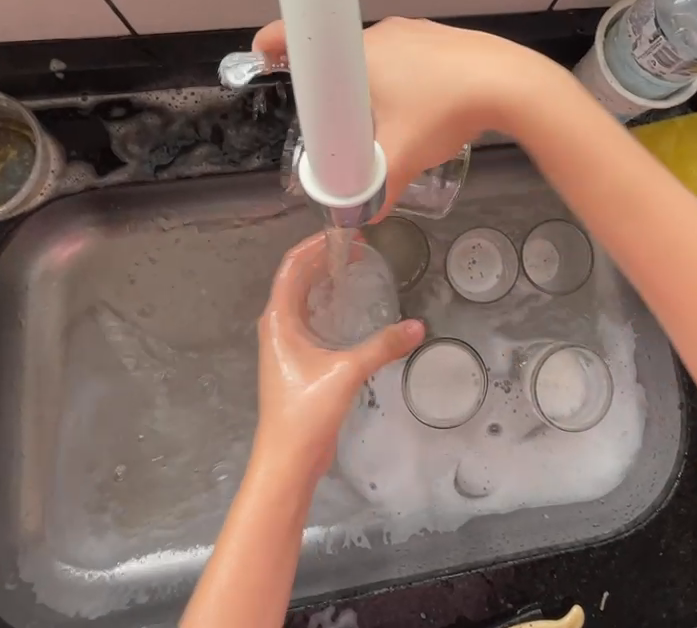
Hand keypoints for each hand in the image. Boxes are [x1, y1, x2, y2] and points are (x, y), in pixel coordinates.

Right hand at [252, 17, 566, 205]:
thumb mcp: (403, 155)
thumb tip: (361, 218)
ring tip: (389, 118)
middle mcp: (383, 31)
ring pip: (379, 55)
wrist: (511, 83)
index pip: (300, 37)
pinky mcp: (444, 36)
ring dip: (374, 82)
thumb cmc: (444, 110)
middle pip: (342, 55)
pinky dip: (406, 76)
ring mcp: (417, 29)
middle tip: (342, 121)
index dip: (274, 46)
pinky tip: (425, 104)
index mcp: (359, 51)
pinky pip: (410, 54)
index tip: (262, 58)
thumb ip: (375, 190)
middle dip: (337, 86)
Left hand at [256, 232, 424, 477]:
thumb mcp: (347, 372)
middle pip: (296, 278)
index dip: (314, 245)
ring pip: (302, 298)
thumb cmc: (306, 411)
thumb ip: (383, 346)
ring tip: (357, 268)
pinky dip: (327, 303)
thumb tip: (419, 326)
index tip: (345, 234)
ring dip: (324, 279)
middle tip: (359, 248)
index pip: (291, 267)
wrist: (287, 461)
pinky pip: (309, 317)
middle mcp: (277, 326)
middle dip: (323, 259)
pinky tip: (351, 307)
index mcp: (278, 320)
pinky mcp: (295, 360)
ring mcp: (284, 344)